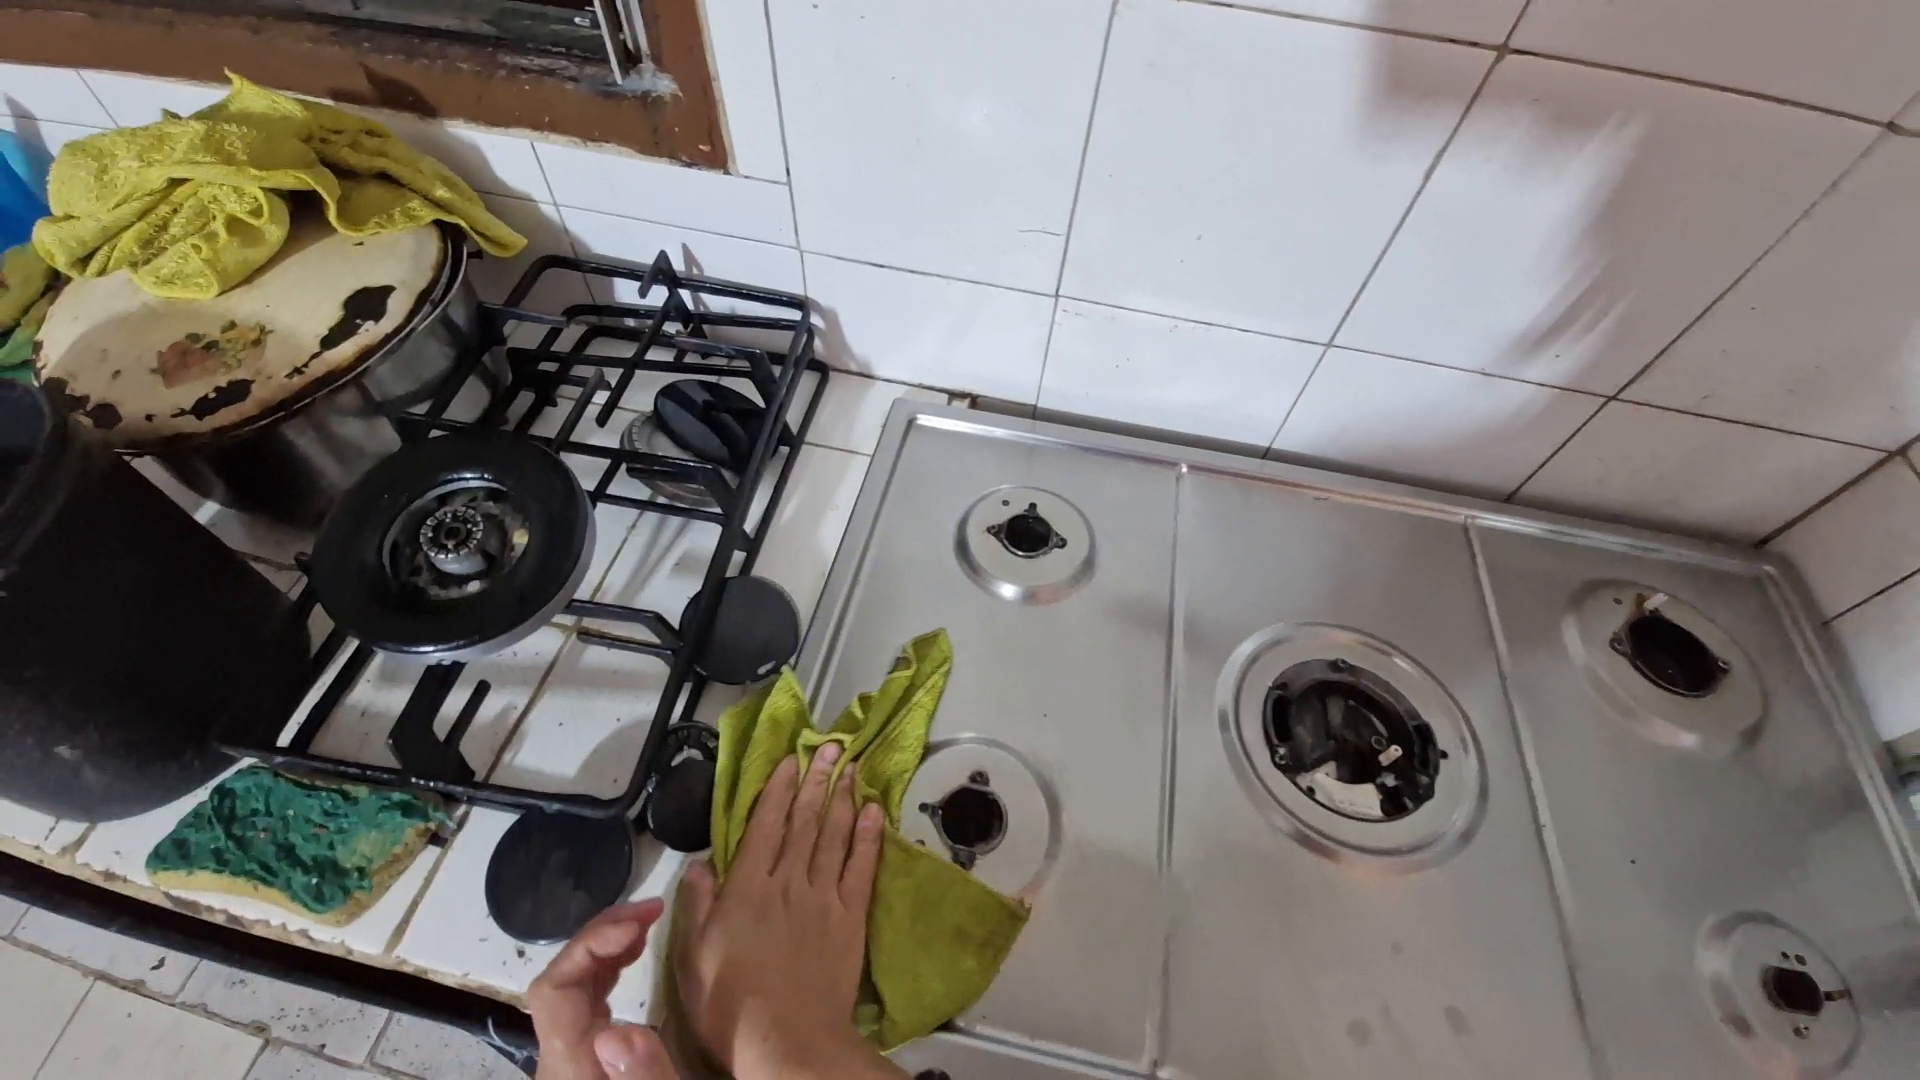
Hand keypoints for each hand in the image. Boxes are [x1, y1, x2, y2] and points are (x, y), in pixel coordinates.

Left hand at [530, 899, 679, 1077]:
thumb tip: (617, 1029)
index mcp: (572, 1070)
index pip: (555, 990)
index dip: (590, 943)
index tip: (643, 920)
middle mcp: (560, 1063)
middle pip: (559, 981)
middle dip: (603, 934)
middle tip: (655, 910)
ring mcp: (570, 1063)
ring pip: (570, 989)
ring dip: (606, 946)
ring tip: (650, 921)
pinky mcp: (586, 1063)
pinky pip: (585, 1002)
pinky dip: (609, 967)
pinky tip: (636, 955)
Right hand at [673, 744, 903, 1079]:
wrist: (786, 1040)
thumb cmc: (731, 1003)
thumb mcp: (693, 957)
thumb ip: (697, 906)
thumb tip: (700, 864)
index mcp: (748, 888)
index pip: (765, 825)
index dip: (778, 789)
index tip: (790, 760)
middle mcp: (788, 881)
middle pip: (804, 820)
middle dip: (815, 780)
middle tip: (828, 748)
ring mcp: (824, 896)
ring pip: (834, 835)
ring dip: (842, 797)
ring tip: (850, 767)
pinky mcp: (851, 916)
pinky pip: (862, 866)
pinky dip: (868, 835)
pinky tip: (874, 810)